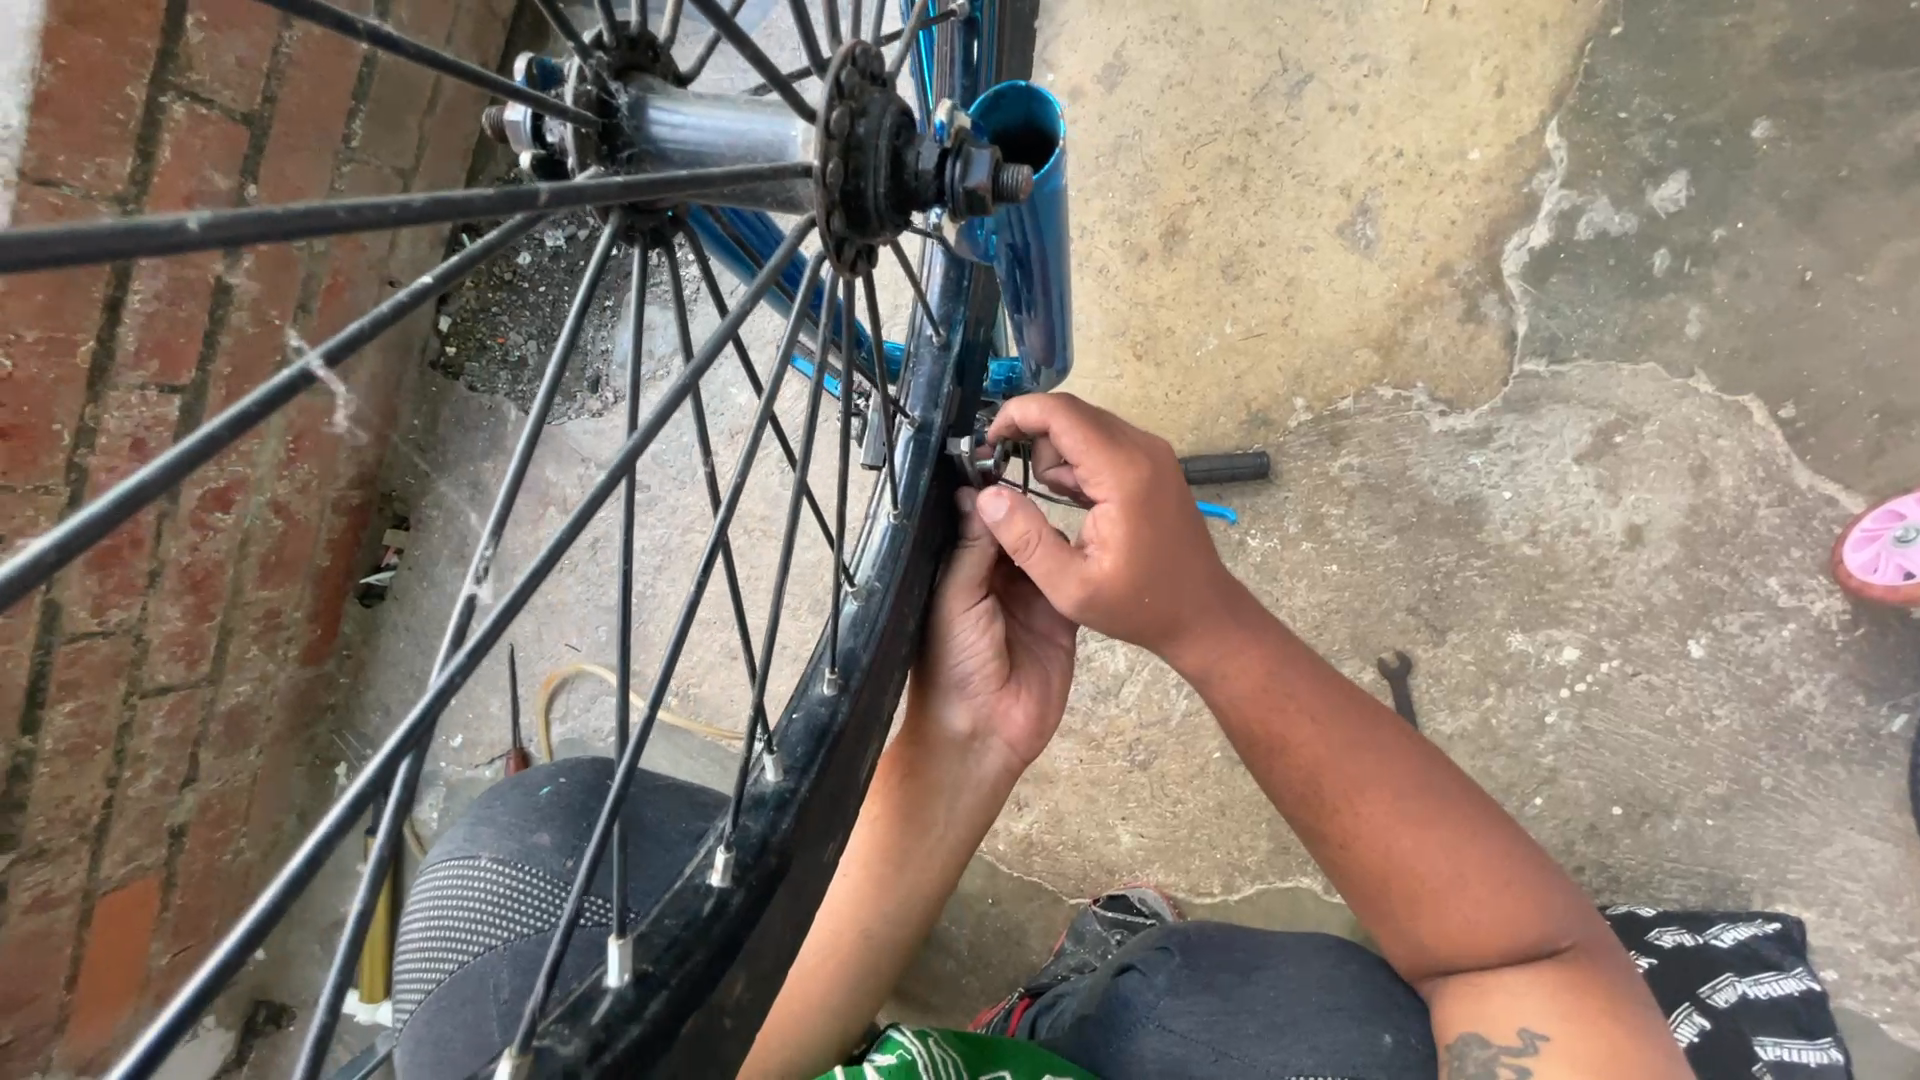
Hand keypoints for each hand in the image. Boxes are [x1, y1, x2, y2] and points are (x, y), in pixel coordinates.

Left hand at [907, 487, 1078, 772]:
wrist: (985, 731)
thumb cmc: (955, 662)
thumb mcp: (956, 600)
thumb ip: (970, 550)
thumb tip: (970, 494)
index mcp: (960, 577)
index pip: (979, 527)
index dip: (991, 500)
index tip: (1008, 457)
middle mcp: (996, 583)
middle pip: (1016, 535)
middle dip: (1026, 508)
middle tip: (1050, 466)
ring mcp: (1032, 600)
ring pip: (1046, 553)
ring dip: (1053, 531)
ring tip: (1072, 491)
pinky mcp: (1063, 620)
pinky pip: (1072, 582)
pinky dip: (1078, 561)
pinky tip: (1090, 533)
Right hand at [978, 392, 1244, 661]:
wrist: (1202, 613)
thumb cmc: (1139, 606)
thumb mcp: (1069, 586)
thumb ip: (1024, 539)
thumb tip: (986, 496)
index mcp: (1122, 472)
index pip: (1061, 412)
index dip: (1017, 415)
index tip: (988, 443)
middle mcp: (1142, 449)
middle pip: (1071, 413)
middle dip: (1032, 437)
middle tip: (1011, 482)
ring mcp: (1152, 453)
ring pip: (1085, 425)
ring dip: (1055, 453)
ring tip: (1050, 502)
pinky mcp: (1154, 463)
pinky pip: (1103, 442)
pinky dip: (1078, 461)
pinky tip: (1075, 501)